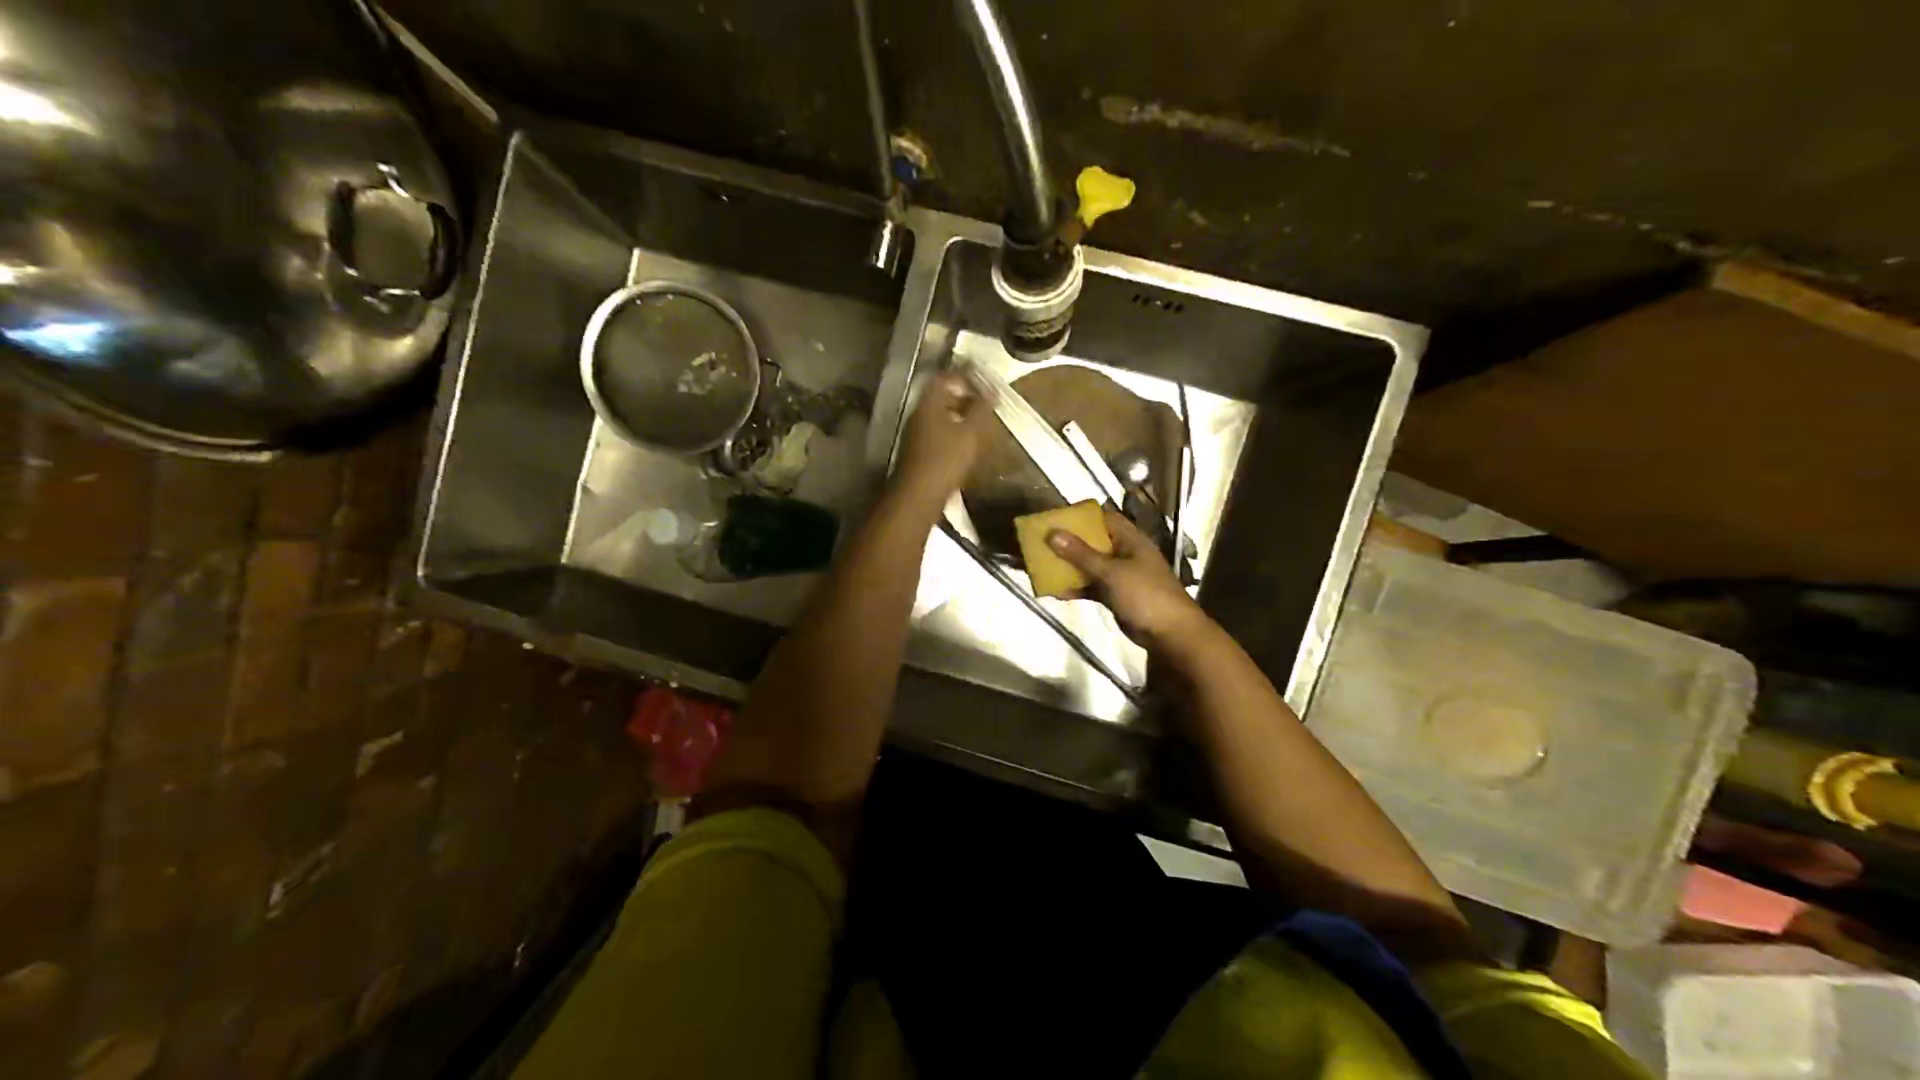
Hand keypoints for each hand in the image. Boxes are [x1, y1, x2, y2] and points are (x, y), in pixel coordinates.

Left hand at [894, 371, 990, 508]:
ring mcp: (915, 435)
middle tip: (985, 405)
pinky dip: (953, 435)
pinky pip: (937, 435)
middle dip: (964, 399)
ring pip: (939, 418)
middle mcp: (918, 415)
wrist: (919, 496)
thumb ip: (982, 409)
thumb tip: (992, 391)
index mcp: (928, 404)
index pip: (944, 378)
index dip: (964, 377)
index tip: (983, 382)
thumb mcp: (970, 432)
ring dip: (959, 418)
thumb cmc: (945, 460)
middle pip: (940, 398)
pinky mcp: (917, 454)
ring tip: (981, 427)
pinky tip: (967, 447)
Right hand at [1048, 508, 1208, 649]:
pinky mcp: (1116, 595)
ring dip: (1069, 566)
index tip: (1054, 518)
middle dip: (1069, 542)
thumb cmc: (1144, 594)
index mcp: (1130, 539)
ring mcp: (1120, 575)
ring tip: (1042, 565)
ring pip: (1090, 565)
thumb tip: (1052, 533)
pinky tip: (1056, 592)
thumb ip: (1081, 554)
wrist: (1169, 633)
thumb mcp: (1111, 572)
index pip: (1103, 518)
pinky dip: (1077, 588)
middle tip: (1042, 542)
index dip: (1079, 516)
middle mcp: (1125, 552)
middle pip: (1093, 541)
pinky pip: (1092, 586)